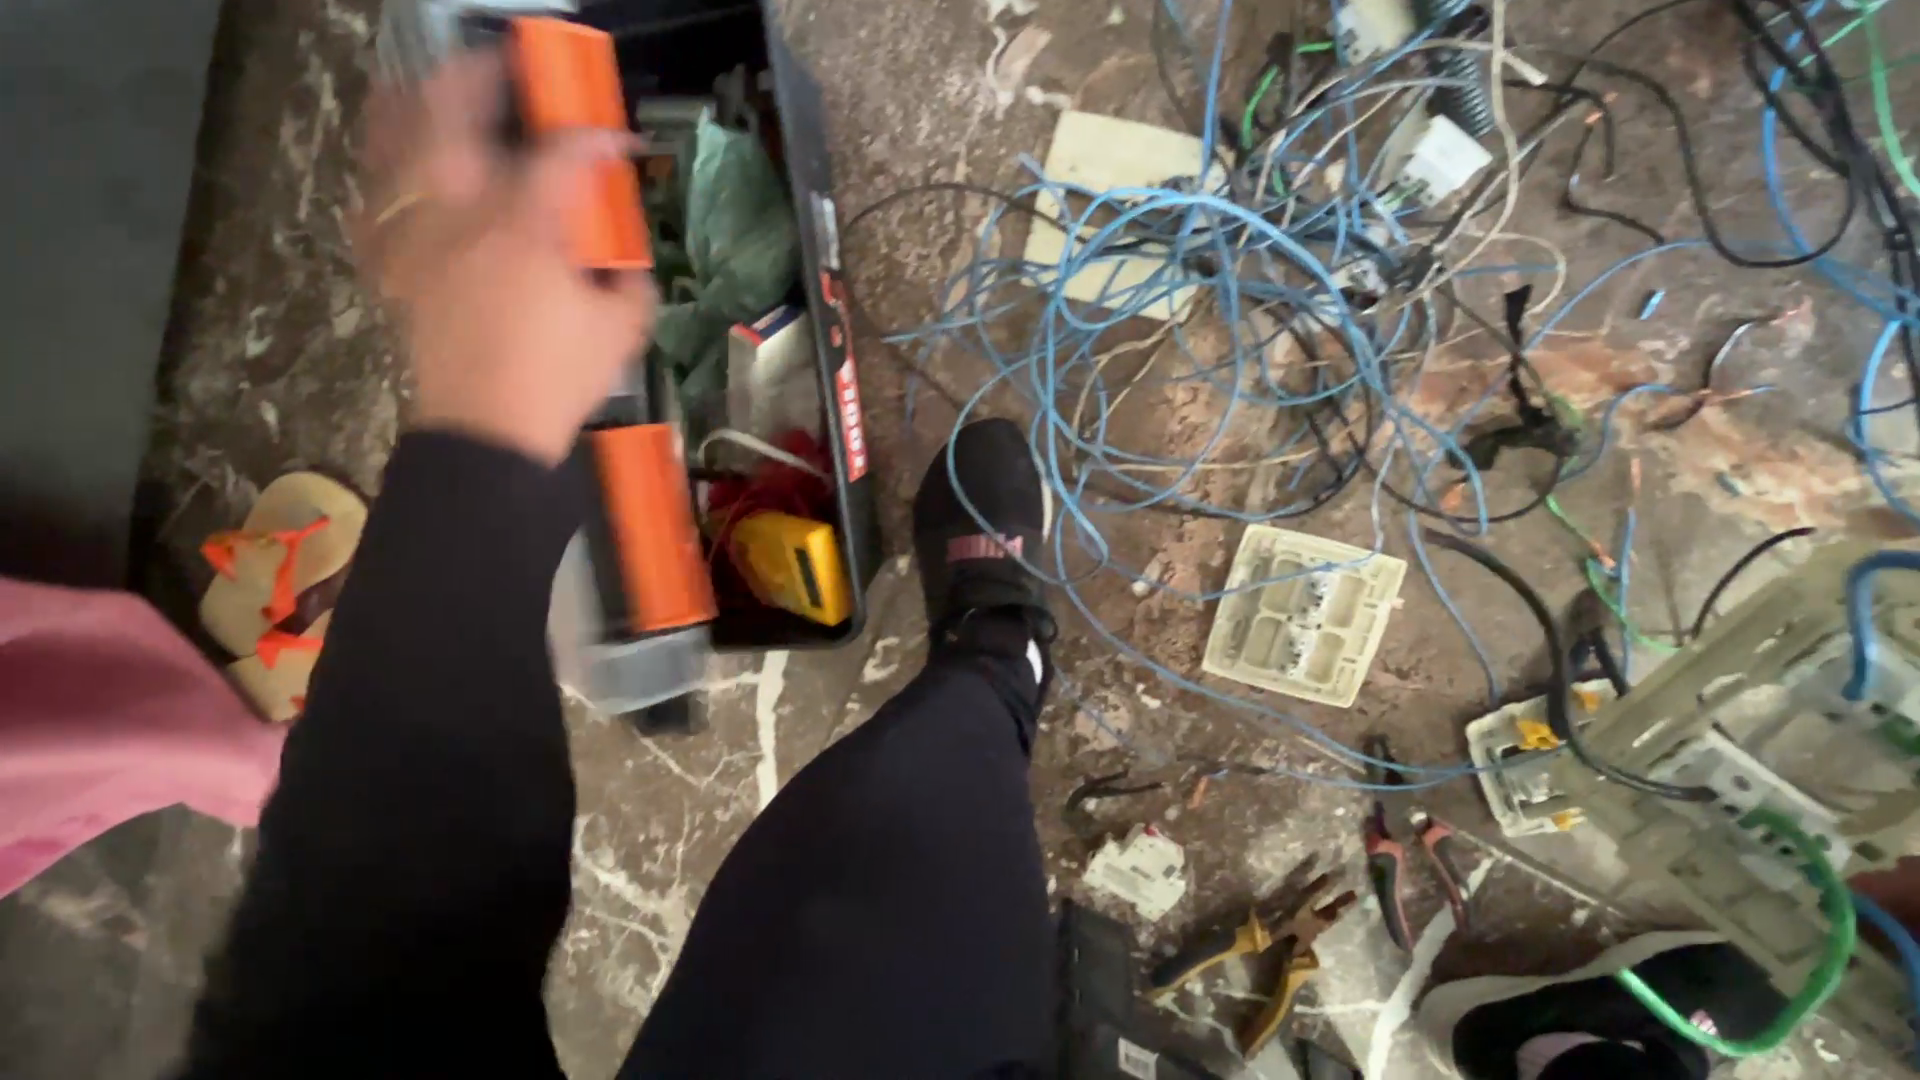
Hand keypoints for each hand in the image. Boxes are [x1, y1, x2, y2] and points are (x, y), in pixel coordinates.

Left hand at [352, 51, 657, 465]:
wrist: (489, 430)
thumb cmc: (560, 380)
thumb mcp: (621, 331)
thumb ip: (628, 281)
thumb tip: (623, 258)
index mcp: (527, 229)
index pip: (565, 155)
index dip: (598, 140)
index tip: (618, 143)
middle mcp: (461, 214)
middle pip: (454, 113)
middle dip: (483, 79)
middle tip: (507, 73)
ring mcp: (417, 233)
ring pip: (396, 141)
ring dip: (418, 105)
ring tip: (439, 93)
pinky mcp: (393, 263)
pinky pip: (373, 198)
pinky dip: (386, 174)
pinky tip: (402, 173)